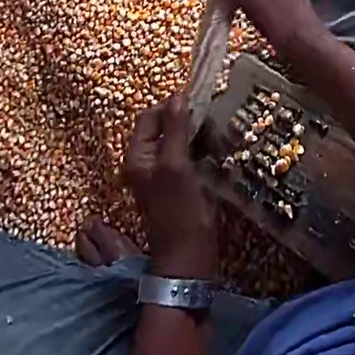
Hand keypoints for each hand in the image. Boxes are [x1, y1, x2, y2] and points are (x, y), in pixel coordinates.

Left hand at [124, 96, 217, 278]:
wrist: (188, 257)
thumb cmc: (180, 211)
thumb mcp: (175, 166)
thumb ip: (174, 130)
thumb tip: (177, 97)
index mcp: (138, 156)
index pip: (150, 117)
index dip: (171, 106)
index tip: (198, 103)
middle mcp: (146, 162)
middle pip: (163, 127)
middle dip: (185, 119)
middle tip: (211, 117)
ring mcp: (162, 173)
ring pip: (177, 141)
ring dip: (195, 134)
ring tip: (216, 131)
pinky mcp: (178, 183)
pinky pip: (187, 156)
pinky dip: (200, 149)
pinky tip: (216, 150)